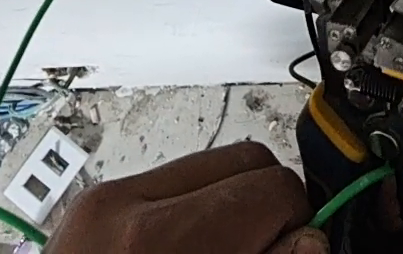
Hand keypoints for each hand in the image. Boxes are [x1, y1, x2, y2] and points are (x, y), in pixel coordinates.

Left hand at [44, 142, 326, 253]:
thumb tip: (309, 240)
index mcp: (159, 244)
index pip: (272, 187)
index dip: (296, 224)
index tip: (295, 253)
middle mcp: (126, 205)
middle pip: (245, 158)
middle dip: (267, 203)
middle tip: (265, 253)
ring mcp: (103, 199)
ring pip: (210, 164)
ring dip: (230, 205)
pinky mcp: (92, 202)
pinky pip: (172, 181)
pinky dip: (193, 211)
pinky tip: (188, 253)